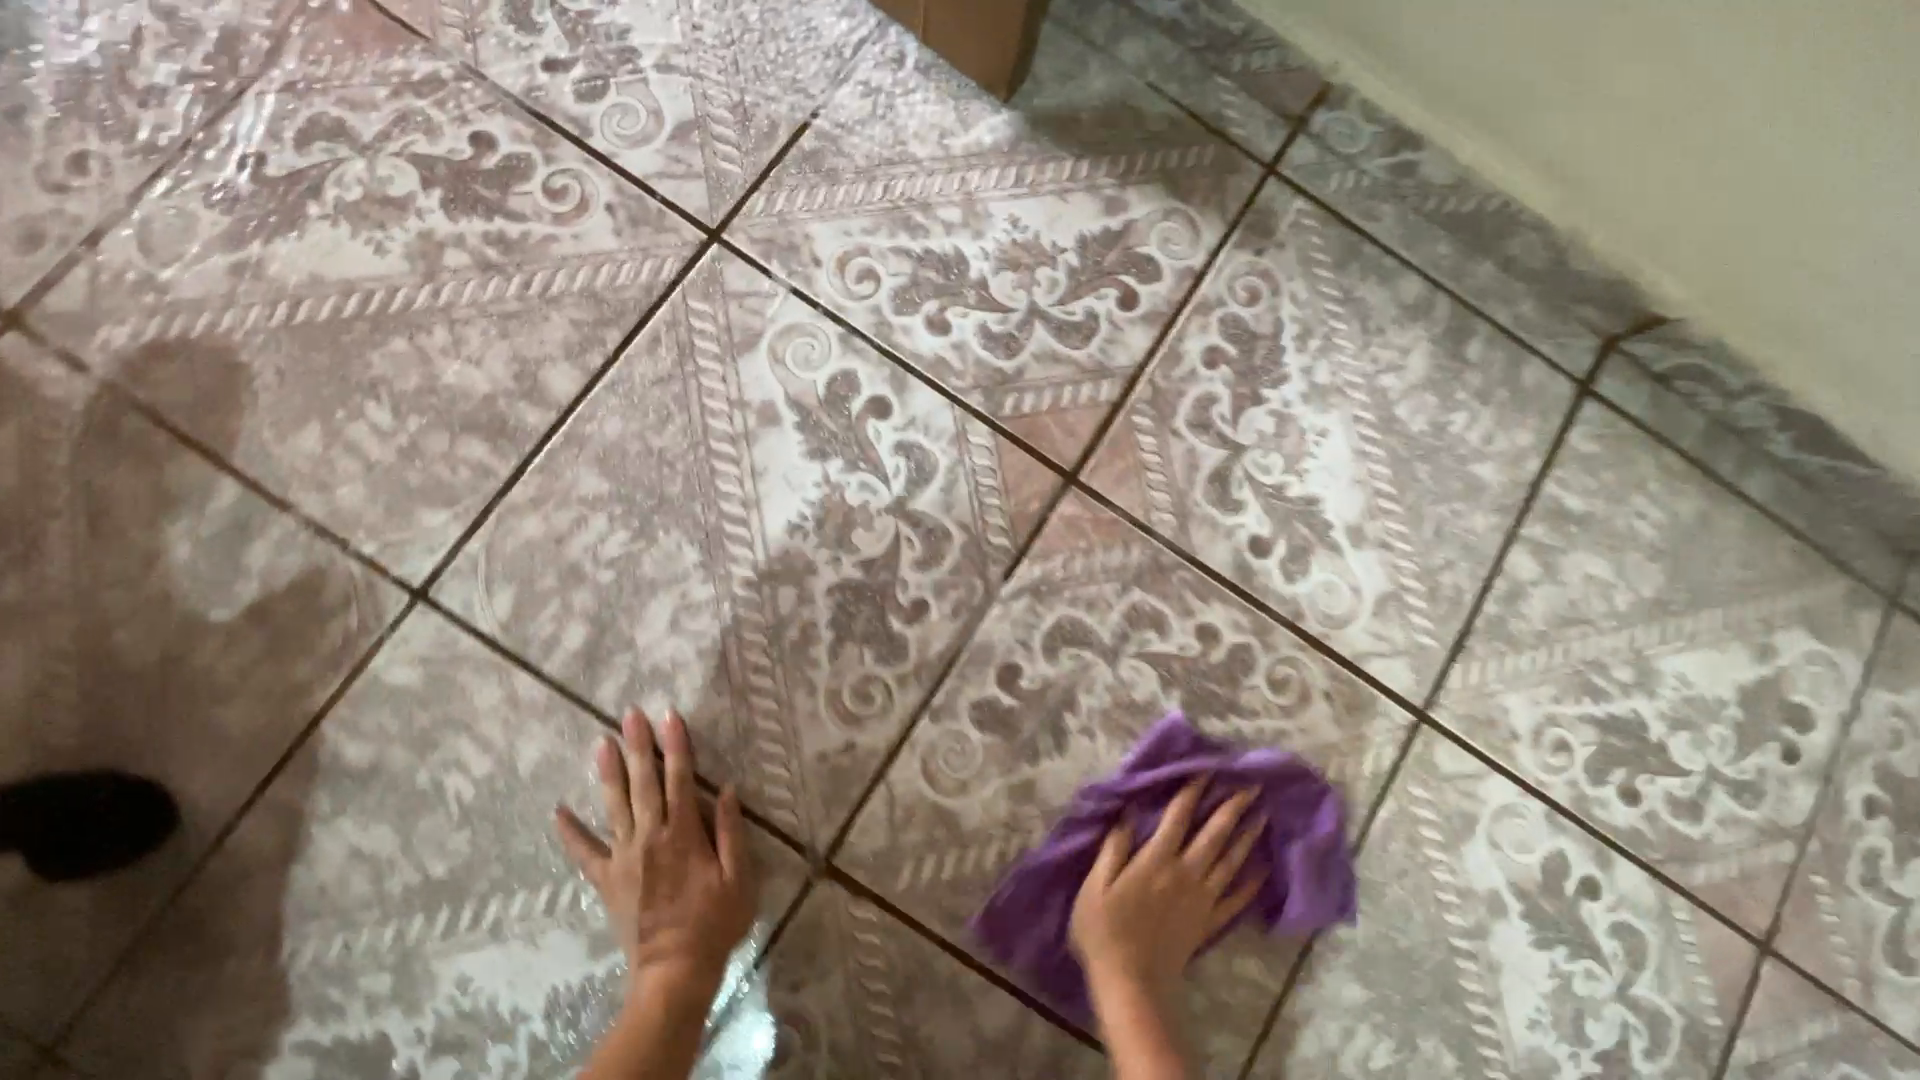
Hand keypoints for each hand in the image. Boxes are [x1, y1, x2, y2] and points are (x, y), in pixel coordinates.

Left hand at [554, 707, 755, 996]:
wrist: (673, 971)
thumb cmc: (715, 923)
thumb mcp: (739, 877)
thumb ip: (732, 832)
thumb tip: (728, 790)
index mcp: (684, 833)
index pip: (681, 779)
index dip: (676, 746)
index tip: (670, 716)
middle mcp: (650, 836)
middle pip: (644, 783)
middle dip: (639, 746)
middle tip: (630, 714)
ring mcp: (624, 857)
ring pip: (614, 806)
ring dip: (608, 772)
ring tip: (601, 742)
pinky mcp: (607, 880)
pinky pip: (584, 852)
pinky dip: (570, 831)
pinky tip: (557, 811)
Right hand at [1070, 779, 1262, 993]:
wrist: (1131, 982)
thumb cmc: (1104, 930)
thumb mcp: (1096, 884)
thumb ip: (1114, 847)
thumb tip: (1129, 811)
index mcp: (1156, 859)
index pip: (1178, 816)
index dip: (1193, 791)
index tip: (1207, 770)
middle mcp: (1185, 872)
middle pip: (1214, 834)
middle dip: (1233, 807)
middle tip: (1252, 786)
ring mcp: (1202, 899)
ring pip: (1231, 860)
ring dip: (1247, 836)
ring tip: (1262, 815)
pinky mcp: (1209, 922)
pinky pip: (1237, 898)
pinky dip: (1253, 882)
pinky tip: (1263, 869)